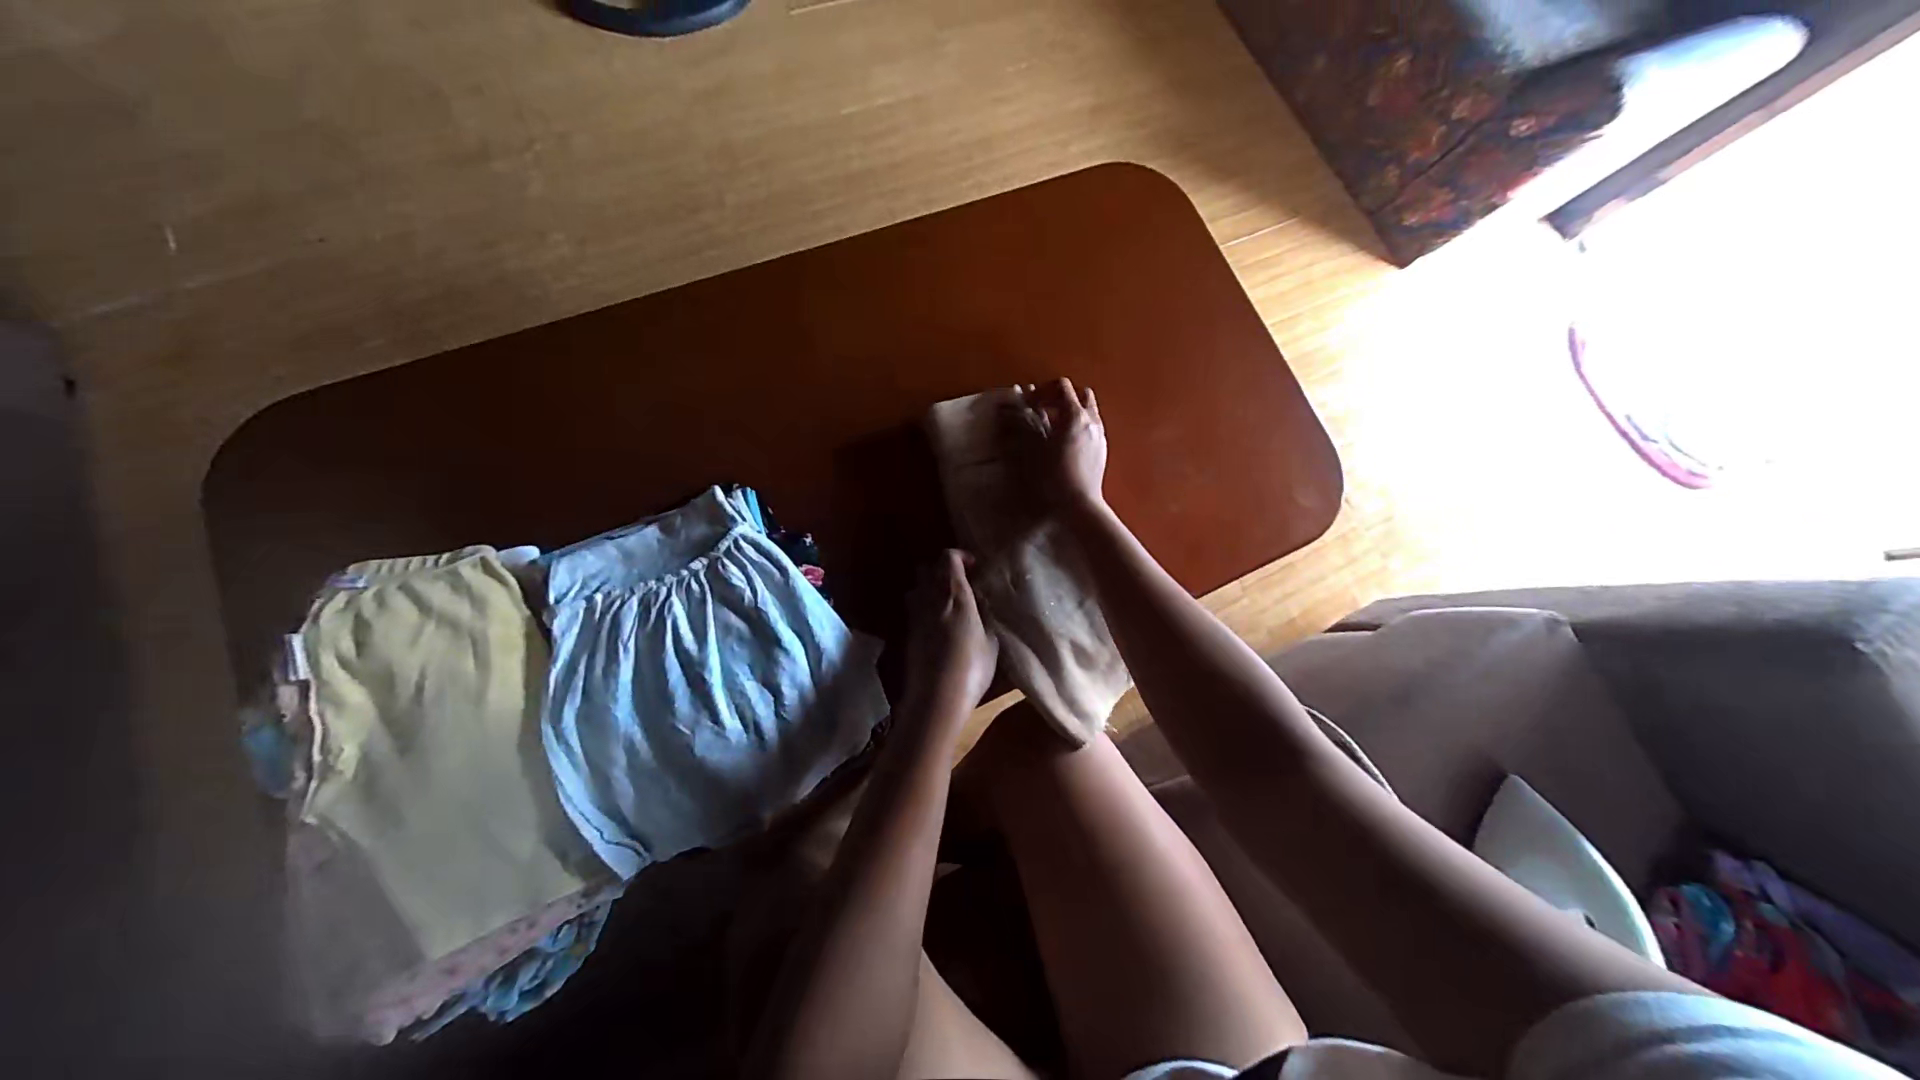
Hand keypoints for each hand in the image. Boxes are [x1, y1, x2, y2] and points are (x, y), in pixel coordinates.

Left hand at [906, 549, 998, 708]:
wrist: (936, 698)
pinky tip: (939, 625)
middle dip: (942, 570)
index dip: (960, 556)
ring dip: (929, 588)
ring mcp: (914, 615)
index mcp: (954, 593)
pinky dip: (924, 608)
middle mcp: (929, 597)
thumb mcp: (991, 641)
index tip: (975, 567)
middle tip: (960, 583)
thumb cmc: (972, 668)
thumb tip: (978, 605)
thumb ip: (983, 616)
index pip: (948, 558)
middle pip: (927, 567)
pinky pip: (914, 608)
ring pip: (916, 587)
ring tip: (947, 603)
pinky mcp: (907, 632)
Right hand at [1014, 377, 1106, 512]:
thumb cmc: (1052, 477)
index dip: (1042, 391)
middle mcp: (1091, 420)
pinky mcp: (1102, 451)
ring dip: (1071, 412)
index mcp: (1074, 415)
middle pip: (1079, 394)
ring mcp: (1099, 435)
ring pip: (1088, 410)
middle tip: (1042, 411)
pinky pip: (1091, 427)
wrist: (1079, 505)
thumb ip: (1022, 424)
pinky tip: (1064, 445)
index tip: (1028, 404)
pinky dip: (1078, 427)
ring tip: (1052, 428)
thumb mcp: (1031, 447)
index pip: (1061, 386)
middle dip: (1060, 398)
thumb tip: (1010, 409)